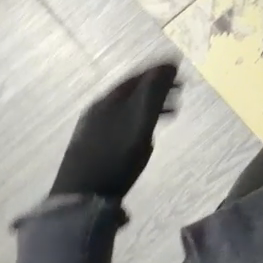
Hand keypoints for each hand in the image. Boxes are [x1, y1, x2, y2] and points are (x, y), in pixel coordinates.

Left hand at [50, 62, 179, 200]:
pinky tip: (147, 135)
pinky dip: (140, 122)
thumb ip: (154, 92)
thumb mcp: (140, 121)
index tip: (180, 69)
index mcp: (109, 100)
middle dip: (157, 88)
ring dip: (151, 106)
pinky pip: (123, 125)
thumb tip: (170, 65)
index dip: (159, 70)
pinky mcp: (94, 148)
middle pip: (132, 91)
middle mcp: (99, 110)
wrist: (82, 198)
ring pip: (128, 109)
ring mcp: (94, 129)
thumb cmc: (116, 156)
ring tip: (171, 113)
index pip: (138, 76)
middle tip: (180, 91)